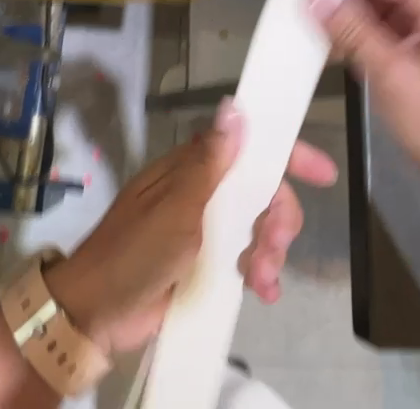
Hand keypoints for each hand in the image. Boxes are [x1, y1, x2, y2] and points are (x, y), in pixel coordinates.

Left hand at [45, 102, 337, 353]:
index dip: (285, 154)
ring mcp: (205, 229)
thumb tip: (234, 107)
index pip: (245, 147)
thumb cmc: (134, 252)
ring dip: (270, 251)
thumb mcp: (176, 208)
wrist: (97, 312)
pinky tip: (263, 292)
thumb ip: (209, 163)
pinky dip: (261, 273)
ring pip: (258, 227)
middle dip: (278, 217)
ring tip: (262, 280)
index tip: (323, 174)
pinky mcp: (206, 264)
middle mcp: (202, 192)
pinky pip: (248, 260)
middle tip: (274, 245)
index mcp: (191, 169)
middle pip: (261, 191)